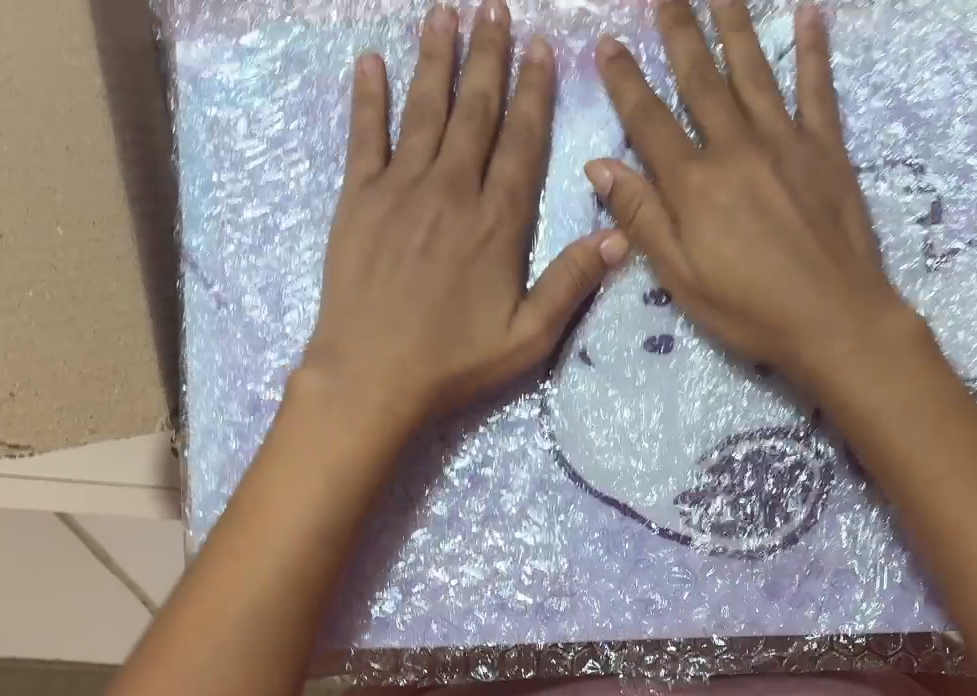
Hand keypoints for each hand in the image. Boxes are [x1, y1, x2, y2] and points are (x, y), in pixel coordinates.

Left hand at [302, 1, 628, 429]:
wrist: (372, 378)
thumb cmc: (455, 364)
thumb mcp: (529, 339)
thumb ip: (571, 283)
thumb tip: (619, 235)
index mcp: (498, 224)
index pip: (522, 143)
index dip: (533, 93)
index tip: (539, 48)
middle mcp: (451, 192)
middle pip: (475, 112)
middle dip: (488, 57)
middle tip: (495, 8)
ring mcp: (399, 191)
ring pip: (423, 110)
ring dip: (436, 59)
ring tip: (445, 13)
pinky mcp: (356, 201)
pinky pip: (363, 135)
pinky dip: (367, 96)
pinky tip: (370, 61)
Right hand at [587, 0, 918, 400]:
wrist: (836, 320)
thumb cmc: (750, 312)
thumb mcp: (681, 279)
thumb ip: (642, 218)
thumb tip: (598, 165)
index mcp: (694, 185)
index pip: (650, 121)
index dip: (626, 82)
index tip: (609, 44)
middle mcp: (737, 149)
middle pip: (701, 80)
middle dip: (679, 33)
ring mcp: (787, 144)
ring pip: (754, 71)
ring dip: (734, 25)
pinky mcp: (828, 151)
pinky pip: (818, 89)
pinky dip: (813, 50)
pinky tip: (809, 14)